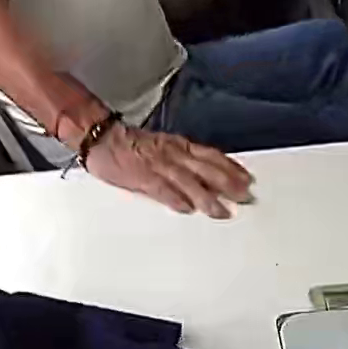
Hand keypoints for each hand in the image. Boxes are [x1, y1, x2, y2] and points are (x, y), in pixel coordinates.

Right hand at [83, 125, 253, 218]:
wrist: (101, 138)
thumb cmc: (127, 146)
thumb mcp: (159, 148)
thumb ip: (177, 161)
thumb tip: (196, 176)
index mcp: (178, 146)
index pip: (210, 156)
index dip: (230, 167)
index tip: (246, 178)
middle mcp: (173, 154)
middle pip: (206, 169)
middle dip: (227, 183)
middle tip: (245, 196)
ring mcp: (158, 166)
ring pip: (189, 181)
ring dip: (207, 196)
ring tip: (221, 210)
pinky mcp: (142, 177)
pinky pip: (162, 189)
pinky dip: (175, 198)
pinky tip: (187, 209)